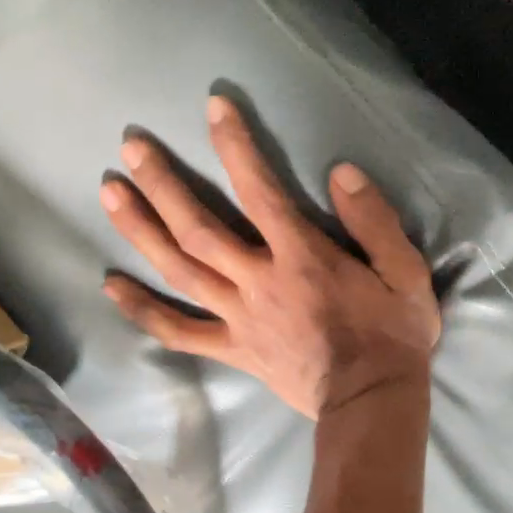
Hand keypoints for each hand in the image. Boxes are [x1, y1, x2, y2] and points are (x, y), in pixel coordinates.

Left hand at [100, 96, 441, 418]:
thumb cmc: (392, 333)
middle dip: (162, 185)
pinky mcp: (231, 349)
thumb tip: (339, 172)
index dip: (235, 146)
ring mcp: (238, 318)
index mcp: (301, 258)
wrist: (372, 404)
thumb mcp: (404, 270)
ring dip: (140, 231)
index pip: (259, 190)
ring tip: (108, 193)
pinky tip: (111, 286)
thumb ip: (374, 220)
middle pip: (198, 228)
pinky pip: (178, 330)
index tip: (213, 108)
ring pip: (178, 271)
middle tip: (130, 148)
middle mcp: (258, 282)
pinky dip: (142, 310)